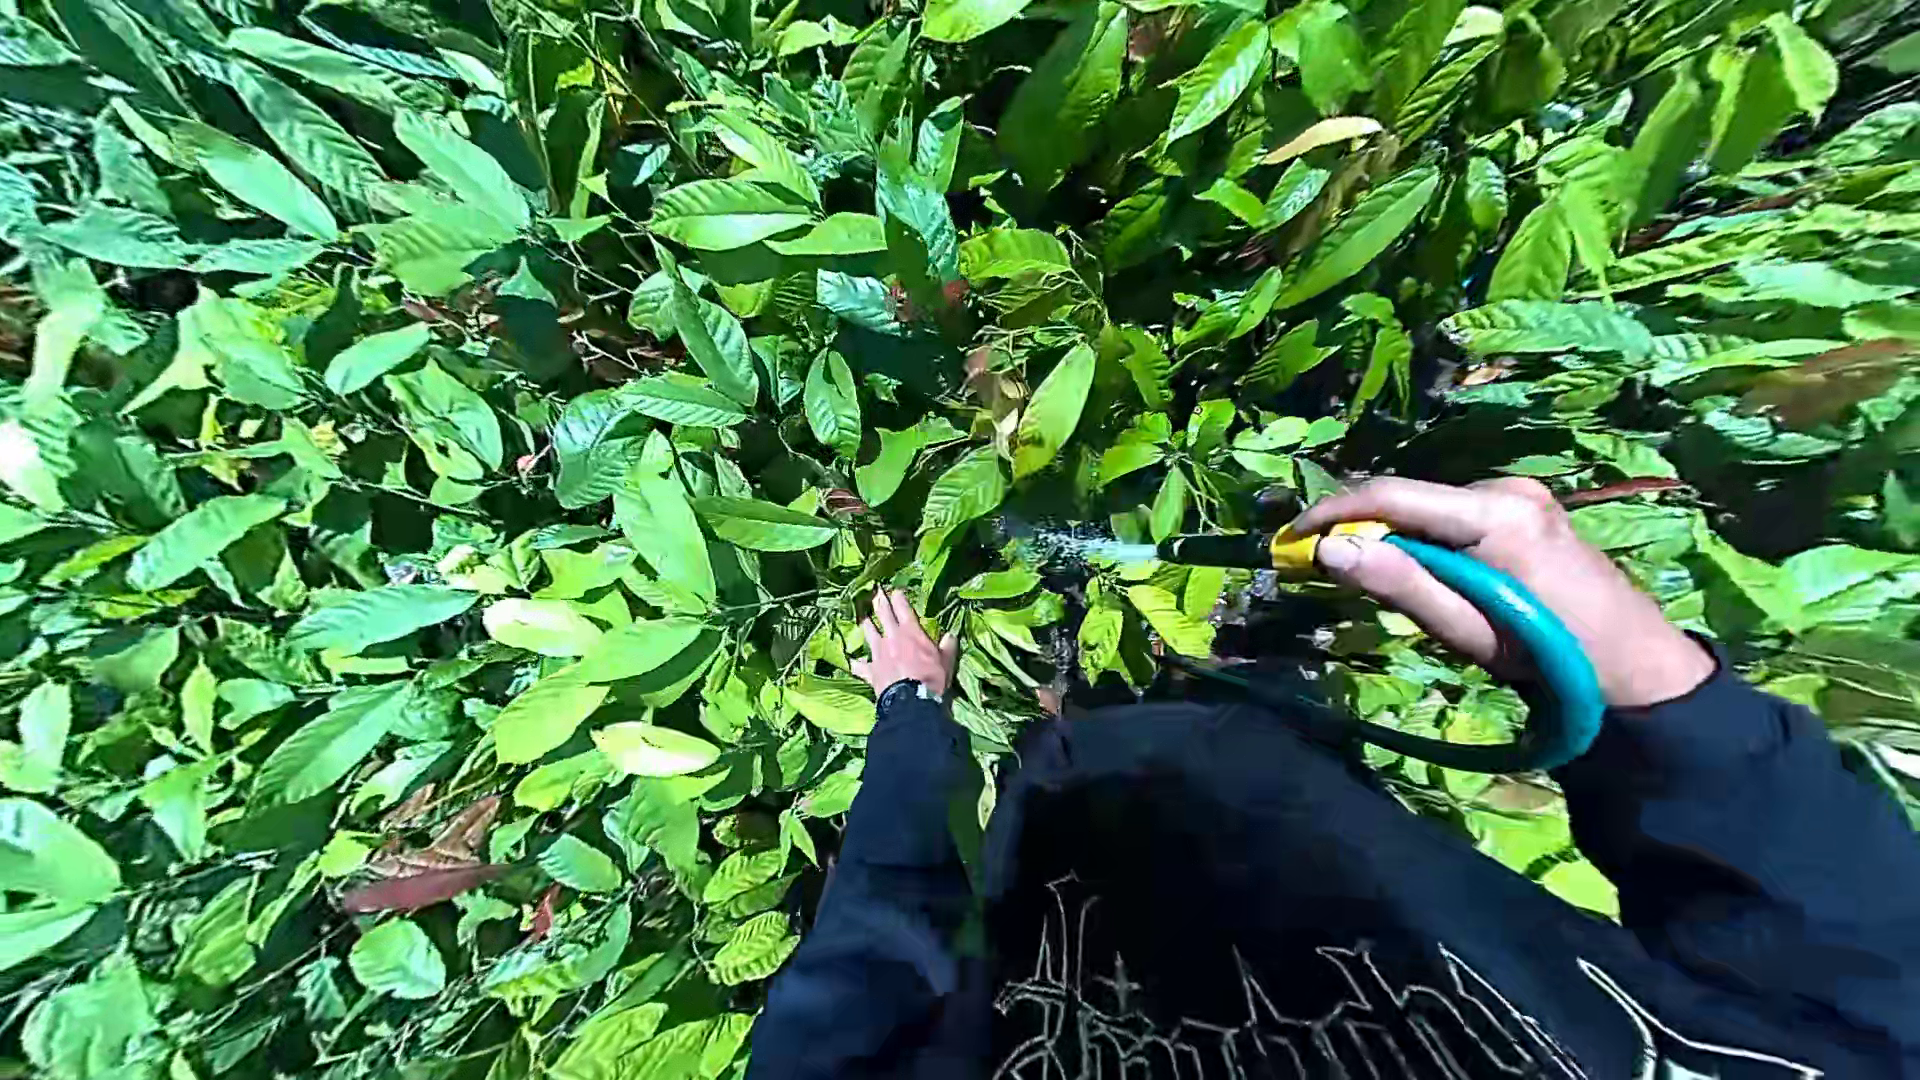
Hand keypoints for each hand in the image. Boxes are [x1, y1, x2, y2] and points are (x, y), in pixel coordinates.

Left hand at [851, 588, 959, 698]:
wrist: (910, 701)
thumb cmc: (930, 678)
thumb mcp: (946, 661)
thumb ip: (947, 647)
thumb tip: (951, 635)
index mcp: (911, 631)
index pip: (902, 607)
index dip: (898, 596)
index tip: (896, 590)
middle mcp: (891, 637)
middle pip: (882, 613)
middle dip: (879, 600)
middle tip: (875, 591)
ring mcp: (878, 653)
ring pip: (868, 632)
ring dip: (866, 623)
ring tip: (863, 616)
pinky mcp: (870, 670)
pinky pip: (860, 665)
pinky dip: (856, 663)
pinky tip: (851, 661)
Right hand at [1291, 477, 1714, 707]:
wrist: (1639, 668)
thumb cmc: (1550, 654)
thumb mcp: (1463, 628)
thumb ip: (1396, 582)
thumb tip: (1326, 547)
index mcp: (1494, 513)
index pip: (1390, 494)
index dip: (1330, 511)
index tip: (1290, 538)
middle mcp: (1503, 488)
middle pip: (1402, 498)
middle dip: (1353, 527)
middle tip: (1317, 563)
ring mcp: (1514, 495)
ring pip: (1418, 506)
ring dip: (1382, 535)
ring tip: (1367, 575)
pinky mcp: (1517, 508)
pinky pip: (1440, 514)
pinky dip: (1411, 537)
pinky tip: (1414, 569)